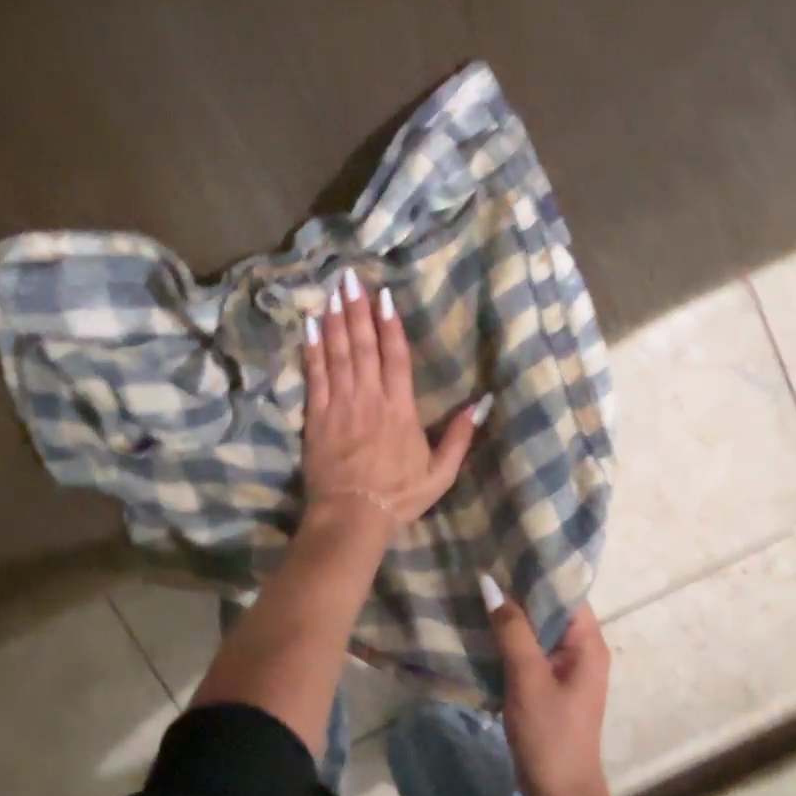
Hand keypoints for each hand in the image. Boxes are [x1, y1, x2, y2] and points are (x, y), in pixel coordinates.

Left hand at [302, 267, 487, 524]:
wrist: (351, 516)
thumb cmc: (398, 496)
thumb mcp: (441, 472)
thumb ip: (460, 436)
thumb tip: (483, 403)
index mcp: (400, 409)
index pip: (396, 357)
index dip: (390, 324)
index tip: (385, 296)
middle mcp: (370, 398)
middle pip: (363, 346)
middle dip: (358, 309)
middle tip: (350, 278)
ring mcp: (340, 405)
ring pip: (338, 354)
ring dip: (336, 321)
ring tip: (333, 292)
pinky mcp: (316, 417)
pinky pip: (314, 376)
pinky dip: (313, 349)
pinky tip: (311, 326)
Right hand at [484, 580, 615, 795]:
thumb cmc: (550, 736)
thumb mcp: (528, 679)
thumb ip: (512, 629)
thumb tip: (490, 583)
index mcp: (588, 643)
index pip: (565, 590)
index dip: (537, 567)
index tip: (505, 545)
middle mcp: (581, 649)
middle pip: (550, 606)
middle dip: (518, 587)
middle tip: (481, 560)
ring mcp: (565, 667)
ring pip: (537, 627)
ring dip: (511, 612)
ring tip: (474, 585)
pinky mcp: (548, 684)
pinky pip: (529, 648)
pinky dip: (508, 636)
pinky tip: (479, 625)